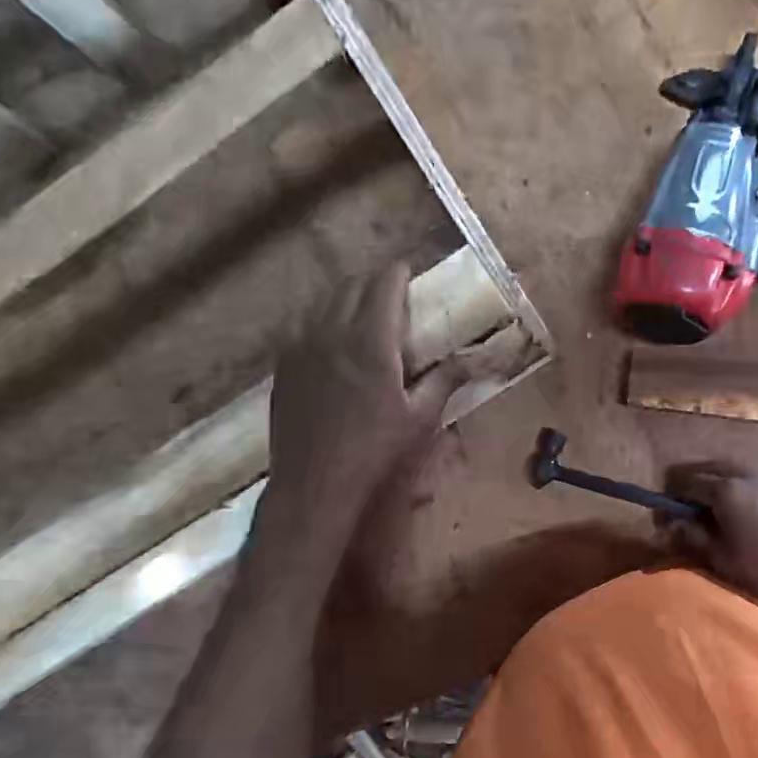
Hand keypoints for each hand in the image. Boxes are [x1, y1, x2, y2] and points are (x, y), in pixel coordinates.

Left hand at [268, 264, 468, 504]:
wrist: (315, 485)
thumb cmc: (376, 452)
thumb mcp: (422, 417)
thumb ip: (446, 379)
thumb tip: (474, 357)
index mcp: (370, 342)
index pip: (383, 285)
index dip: (399, 273)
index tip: (413, 272)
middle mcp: (330, 334)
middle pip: (350, 286)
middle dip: (375, 282)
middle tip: (396, 295)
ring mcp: (299, 347)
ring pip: (323, 302)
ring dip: (348, 298)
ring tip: (367, 313)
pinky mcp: (283, 365)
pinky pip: (304, 324)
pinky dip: (324, 319)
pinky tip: (336, 341)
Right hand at [664, 463, 757, 619]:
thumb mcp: (720, 558)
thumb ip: (691, 536)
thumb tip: (669, 523)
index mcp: (726, 489)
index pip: (686, 482)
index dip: (669, 498)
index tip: (663, 518)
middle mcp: (746, 475)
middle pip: (708, 469)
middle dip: (690, 485)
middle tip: (682, 510)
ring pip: (731, 472)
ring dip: (714, 485)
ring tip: (709, 512)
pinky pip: (750, 480)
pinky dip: (735, 489)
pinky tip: (739, 514)